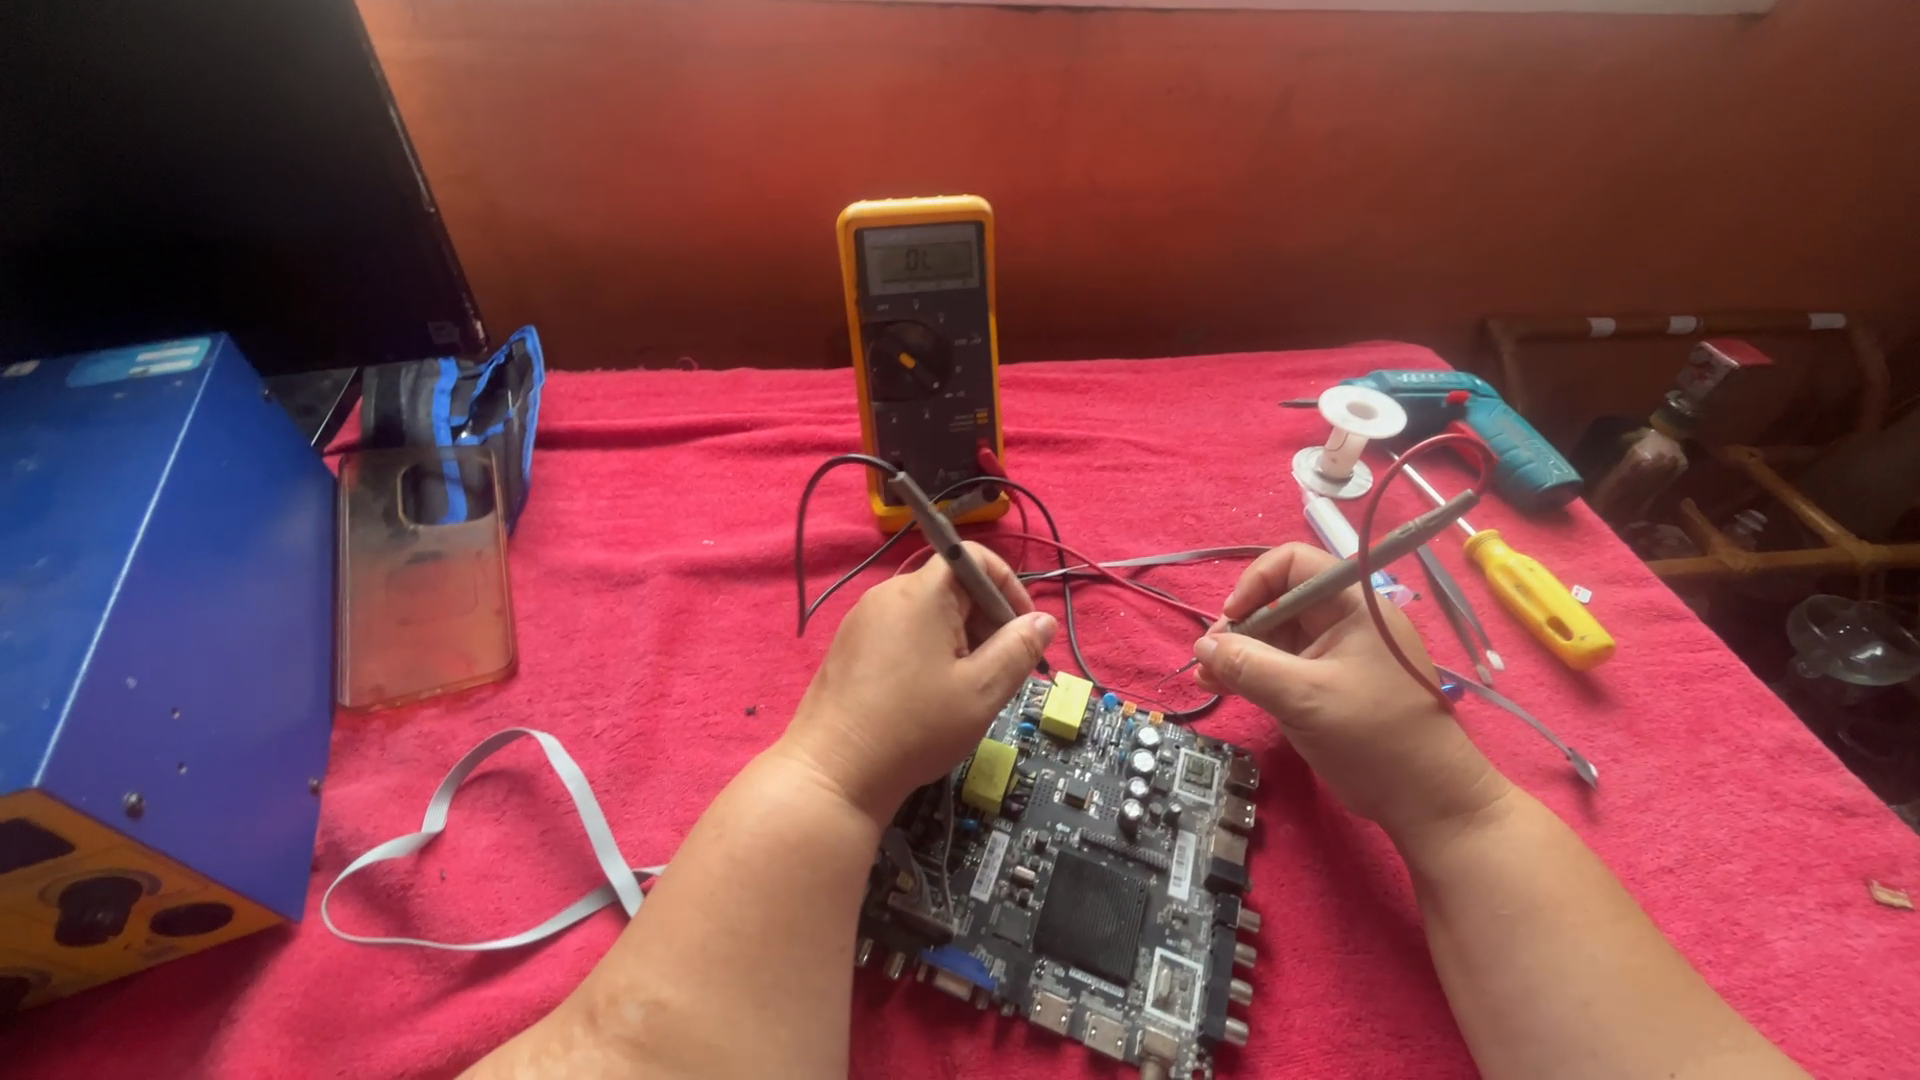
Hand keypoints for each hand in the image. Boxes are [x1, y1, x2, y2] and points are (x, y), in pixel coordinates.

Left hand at [782, 542, 1056, 823]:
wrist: (832, 773)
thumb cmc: (915, 728)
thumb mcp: (982, 692)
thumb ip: (1018, 650)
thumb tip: (1043, 621)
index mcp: (922, 592)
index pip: (974, 558)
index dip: (1008, 587)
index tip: (1024, 632)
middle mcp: (889, 593)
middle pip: (952, 586)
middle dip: (987, 620)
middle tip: (1001, 671)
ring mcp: (864, 618)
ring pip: (928, 612)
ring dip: (959, 639)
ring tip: (967, 688)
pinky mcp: (850, 645)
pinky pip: (903, 630)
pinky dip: (928, 649)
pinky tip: (931, 694)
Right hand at [1192, 542, 1511, 840]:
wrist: (1427, 801)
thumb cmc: (1375, 738)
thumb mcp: (1304, 697)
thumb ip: (1248, 666)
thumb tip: (1202, 646)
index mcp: (1353, 606)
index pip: (1293, 564)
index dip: (1254, 584)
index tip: (1231, 621)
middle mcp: (1344, 621)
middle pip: (1277, 601)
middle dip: (1238, 628)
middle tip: (1209, 660)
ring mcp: (1335, 653)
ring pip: (1274, 636)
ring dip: (1237, 654)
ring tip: (1208, 680)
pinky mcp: (1326, 683)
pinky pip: (1280, 665)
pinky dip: (1251, 674)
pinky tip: (1222, 688)